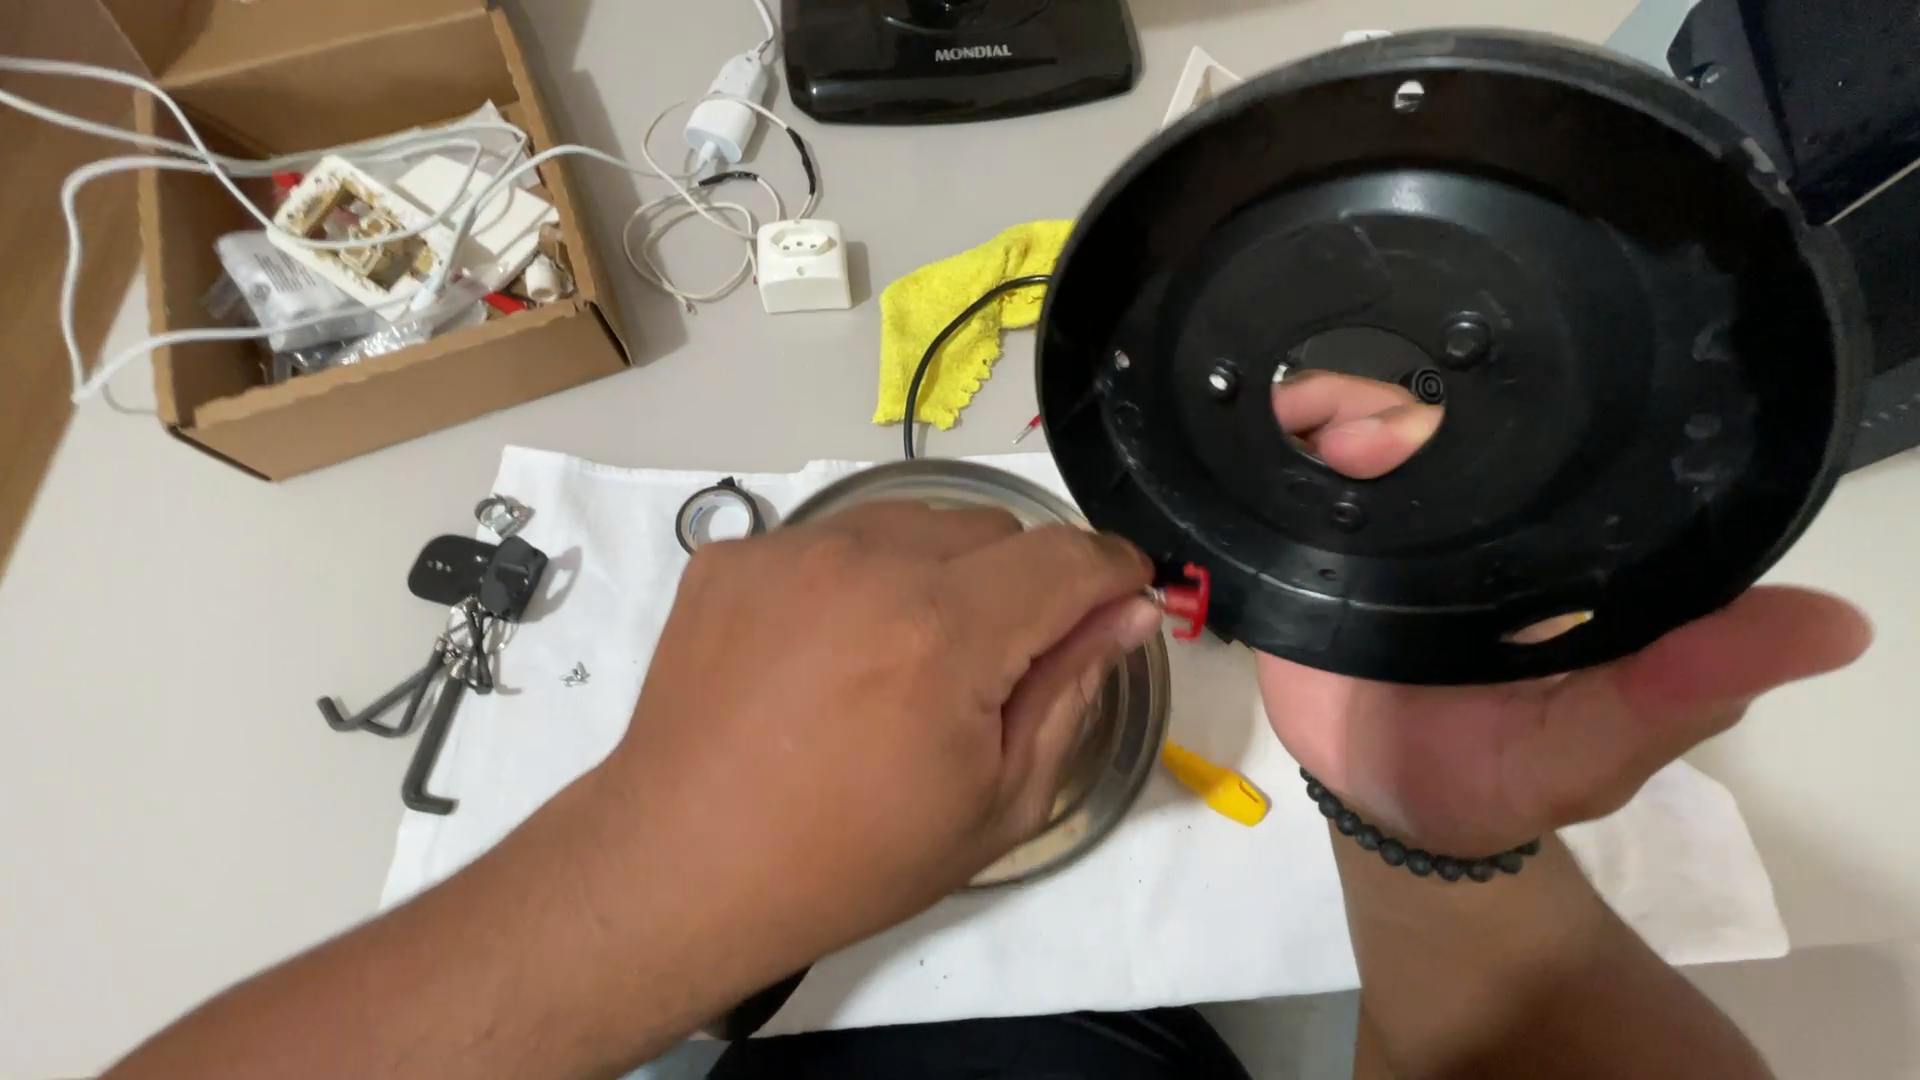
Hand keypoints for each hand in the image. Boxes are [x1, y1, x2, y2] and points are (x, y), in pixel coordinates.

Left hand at [598, 502, 1157, 976]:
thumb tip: (1127, 612)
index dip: (1112, 569)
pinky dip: (861, 576)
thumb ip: (1071, 688)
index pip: (1066, 557)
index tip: (1124, 591)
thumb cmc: (853, 858)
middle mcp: (868, 563)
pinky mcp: (735, 555)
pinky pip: (836, 538)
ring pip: (916, 521)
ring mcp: (791, 549)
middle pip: (994, 529)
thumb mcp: (998, 800)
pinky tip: (831, 644)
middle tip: (992, 655)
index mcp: (944, 632)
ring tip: (905, 650)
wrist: (682, 866)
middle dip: (1022, 580)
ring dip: (941, 570)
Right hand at [1260, 373, 1871, 852]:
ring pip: (1342, 449)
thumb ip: (1680, 691)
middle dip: (1386, 396)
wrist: (1376, 799)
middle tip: (1362, 422)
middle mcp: (1449, 528)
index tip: (1485, 368)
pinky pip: (1285, 501)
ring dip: (1322, 416)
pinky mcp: (1303, 562)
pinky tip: (1256, 436)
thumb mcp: (1596, 741)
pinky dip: (1272, 460)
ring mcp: (1367, 541)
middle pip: (1418, 426)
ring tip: (1303, 422)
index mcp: (1532, 547)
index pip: (1531, 446)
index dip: (1514, 397)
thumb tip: (1830, 625)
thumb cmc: (1496, 775)